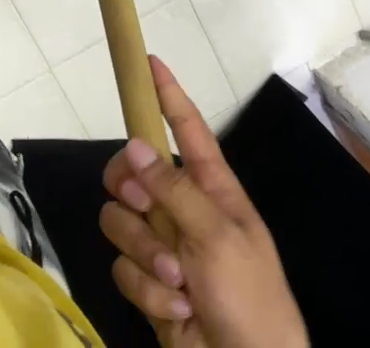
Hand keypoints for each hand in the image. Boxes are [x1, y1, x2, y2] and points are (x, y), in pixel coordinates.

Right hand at [101, 58, 308, 347]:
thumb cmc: (250, 297)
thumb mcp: (217, 236)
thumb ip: (173, 190)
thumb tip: (134, 146)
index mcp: (212, 188)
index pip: (187, 130)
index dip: (168, 95)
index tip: (151, 62)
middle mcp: (182, 208)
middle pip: (130, 172)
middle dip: (130, 188)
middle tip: (140, 202)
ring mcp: (162, 245)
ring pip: (120, 220)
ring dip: (146, 254)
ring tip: (177, 279)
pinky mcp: (147, 281)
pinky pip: (123, 267)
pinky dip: (147, 289)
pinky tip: (176, 307)